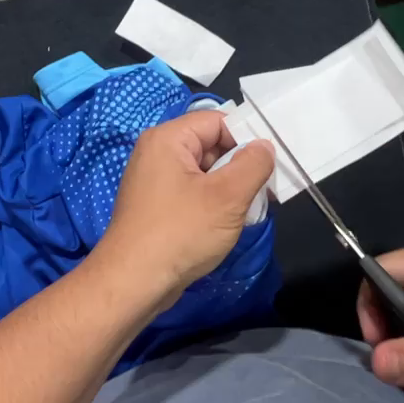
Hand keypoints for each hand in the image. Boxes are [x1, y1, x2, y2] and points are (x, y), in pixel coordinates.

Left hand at [89, 110, 274, 307]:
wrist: (134, 281)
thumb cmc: (180, 233)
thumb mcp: (227, 197)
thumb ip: (252, 165)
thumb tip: (264, 146)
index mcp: (168, 139)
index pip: (217, 121)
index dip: (246, 138)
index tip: (269, 163)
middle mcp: (156, 152)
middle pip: (210, 145)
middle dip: (238, 166)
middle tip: (262, 191)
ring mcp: (153, 180)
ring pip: (203, 172)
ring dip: (228, 188)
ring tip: (245, 210)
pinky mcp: (155, 205)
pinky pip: (191, 192)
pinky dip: (211, 203)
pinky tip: (224, 224)